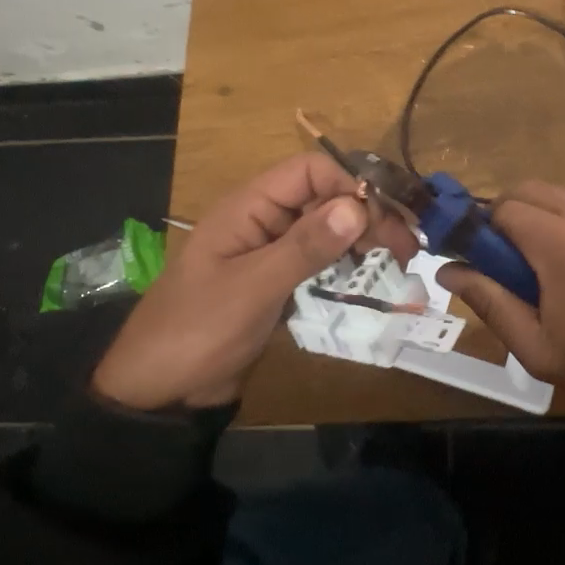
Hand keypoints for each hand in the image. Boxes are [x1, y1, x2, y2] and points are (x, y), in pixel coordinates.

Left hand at [92, 153, 418, 410]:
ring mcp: (271, 255)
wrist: (157, 393)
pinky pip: (320, 266)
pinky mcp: (278, 285)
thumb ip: (305, 247)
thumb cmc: (197, 331)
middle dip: (367, 217)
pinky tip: (373, 287)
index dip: (349, 184)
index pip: (309, 171)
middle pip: (325, 200)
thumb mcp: (253, 288)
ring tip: (399, 266)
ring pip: (327, 233)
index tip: (384, 219)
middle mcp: (263, 222)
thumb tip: (358, 205)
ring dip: (362, 245)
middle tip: (407, 250)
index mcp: (248, 208)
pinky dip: (347, 273)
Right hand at [437, 182, 564, 435]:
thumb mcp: (541, 349)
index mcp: (560, 243)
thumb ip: (491, 302)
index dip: (483, 231)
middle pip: (528, 189)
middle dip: (508, 217)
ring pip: (561, 195)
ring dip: (542, 219)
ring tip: (553, 271)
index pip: (501, 208)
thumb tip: (449, 270)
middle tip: (512, 265)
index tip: (482, 261)